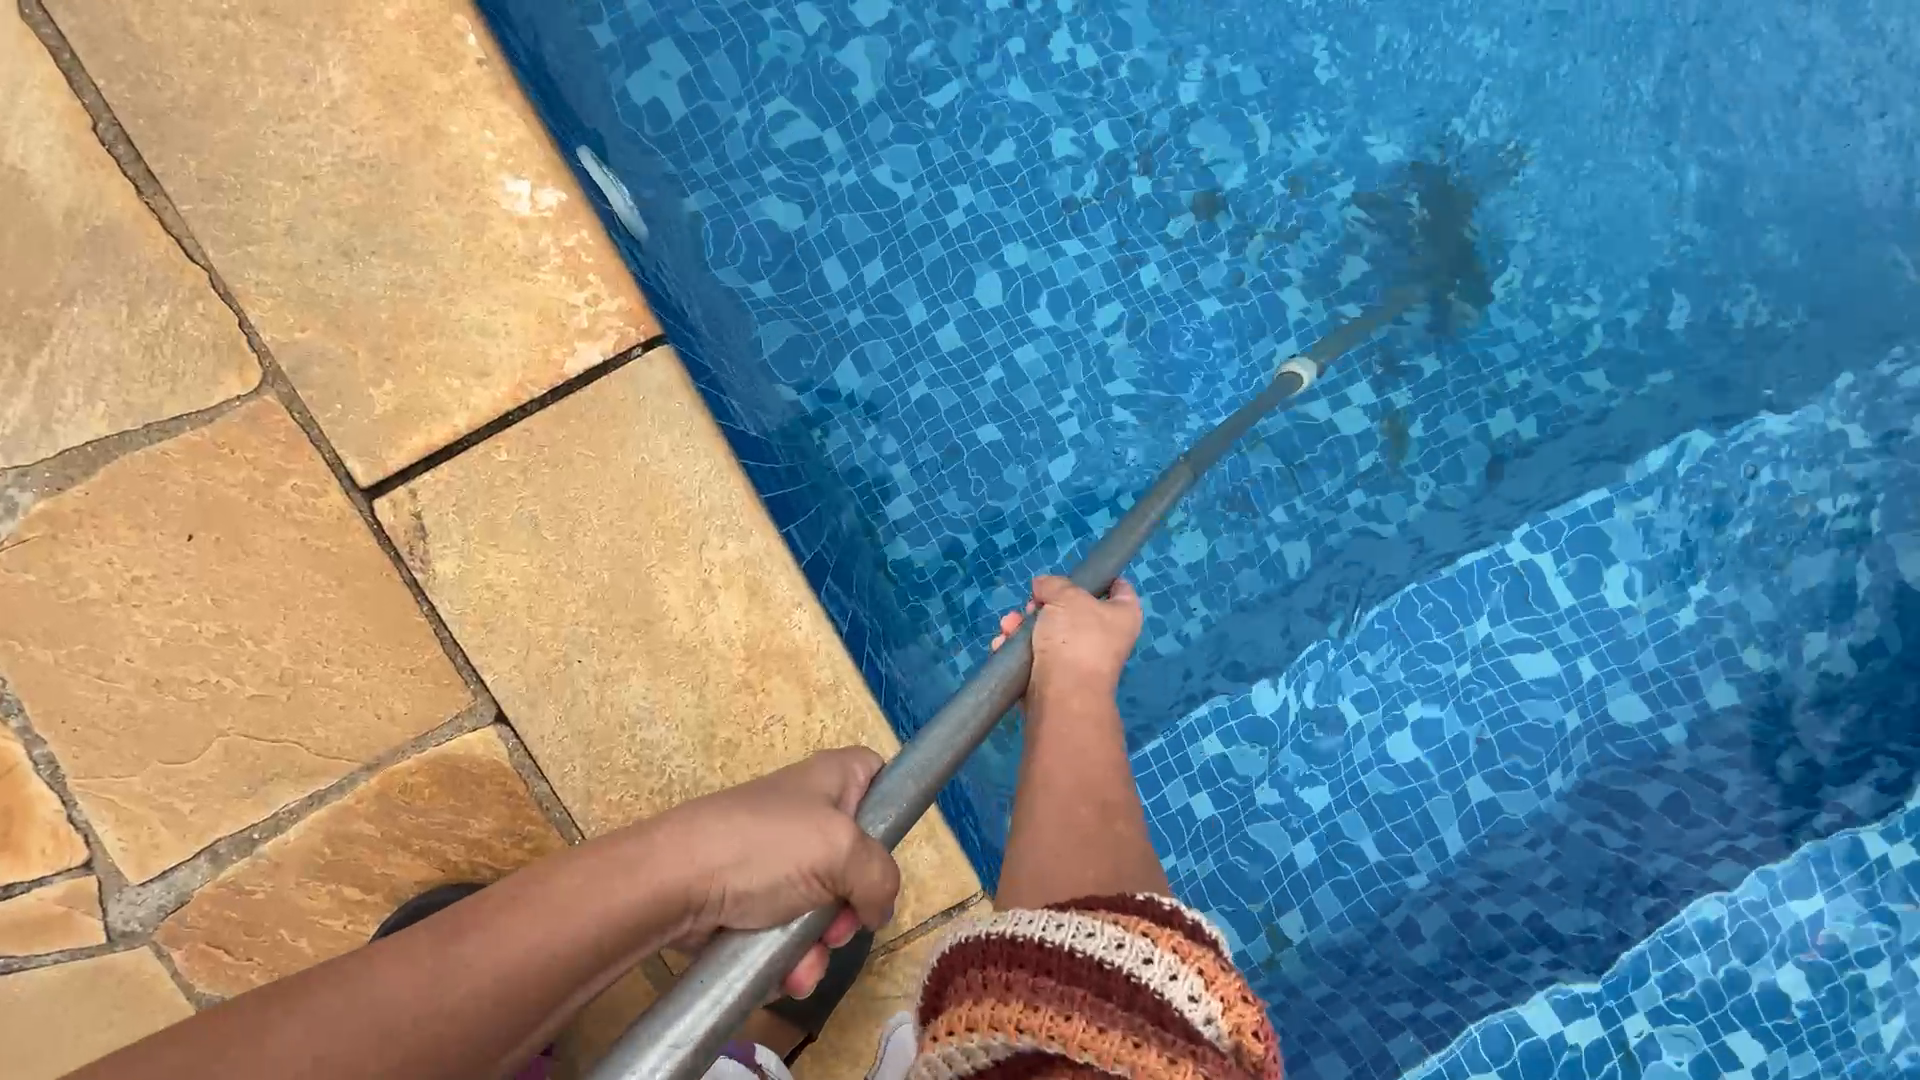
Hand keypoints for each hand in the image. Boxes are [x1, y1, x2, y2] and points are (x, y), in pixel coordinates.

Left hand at [653, 747, 899, 997]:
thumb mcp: (842, 850)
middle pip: (860, 856)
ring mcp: (783, 856)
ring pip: (829, 902)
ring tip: (807, 956)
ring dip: (825, 940)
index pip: (879, 774)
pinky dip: (796, 955)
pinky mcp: (758, 896)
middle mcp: (811, 812)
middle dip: (856, 901)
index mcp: (834, 778)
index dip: (892, 807)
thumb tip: (877, 908)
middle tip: (841, 920)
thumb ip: (881, 876)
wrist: (676, 883)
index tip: (888, 847)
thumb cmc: (766, 847)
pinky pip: (795, 928)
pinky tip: (788, 973)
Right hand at [992, 576, 1142, 699]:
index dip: (1099, 576)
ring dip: (1023, 625)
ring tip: (1010, 625)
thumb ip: (1054, 584)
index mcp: (1122, 615)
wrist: (1063, 694)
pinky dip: (1019, 648)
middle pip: (1073, 608)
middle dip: (1044, 604)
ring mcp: (1080, 658)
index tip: (1075, 574)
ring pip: (1048, 631)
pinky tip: (1003, 643)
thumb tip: (1042, 586)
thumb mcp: (1066, 596)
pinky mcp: (1056, 676)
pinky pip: (1035, 653)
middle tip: (1032, 605)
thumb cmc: (1076, 638)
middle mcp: (1105, 637)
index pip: (1118, 587)